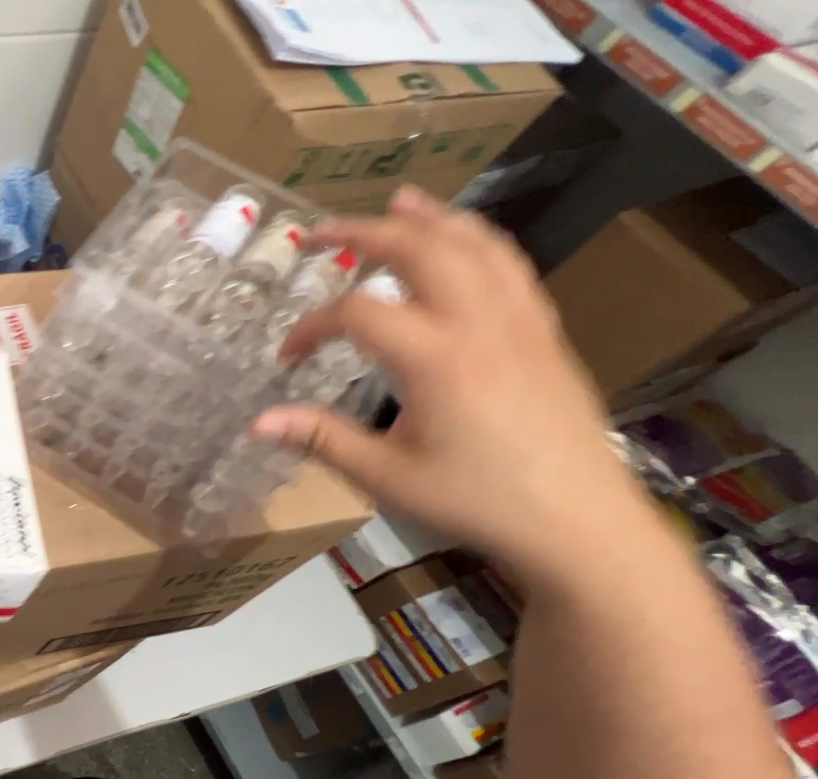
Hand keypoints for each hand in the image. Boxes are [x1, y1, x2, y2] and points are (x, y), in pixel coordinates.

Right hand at [254, 186, 653, 581]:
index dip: (312, 326)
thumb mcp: (386, 476)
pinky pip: (510, 266)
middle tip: (322, 230)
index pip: (359, 313)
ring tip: (398, 201)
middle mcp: (482, 325)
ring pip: (477, 245)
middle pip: (423, 250)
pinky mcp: (544, 333)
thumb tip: (257, 423)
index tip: (287, 357)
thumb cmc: (476, 500)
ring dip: (431, 218)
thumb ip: (322, 439)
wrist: (578, 520)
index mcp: (438, 360)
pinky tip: (461, 243)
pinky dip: (477, 240)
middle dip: (367, 232)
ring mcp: (521, 323)